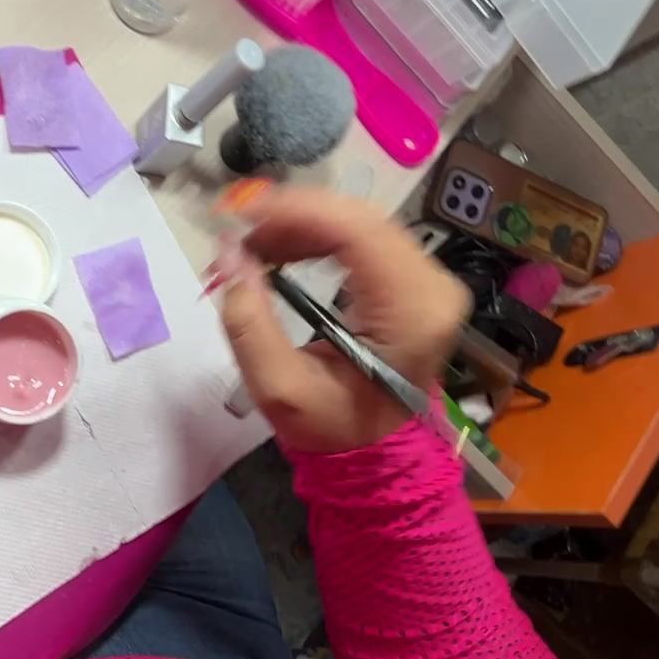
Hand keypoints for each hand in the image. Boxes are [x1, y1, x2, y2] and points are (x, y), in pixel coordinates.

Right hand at [215, 185, 468, 453]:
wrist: (372, 448)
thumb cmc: (328, 425)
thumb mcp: (277, 387)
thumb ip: (249, 322)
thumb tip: (227, 254)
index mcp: (409, 312)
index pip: (358, 233)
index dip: (297, 211)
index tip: (240, 213)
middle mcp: (431, 285)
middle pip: (359, 220)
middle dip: (290, 217)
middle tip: (235, 234)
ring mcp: (427, 279)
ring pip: (358, 223)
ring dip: (298, 227)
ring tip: (250, 250)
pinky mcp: (412, 279)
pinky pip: (361, 238)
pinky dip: (314, 237)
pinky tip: (279, 252)